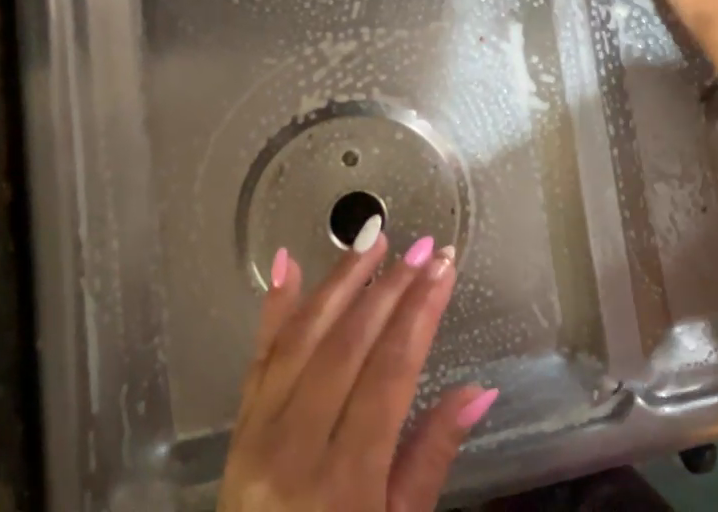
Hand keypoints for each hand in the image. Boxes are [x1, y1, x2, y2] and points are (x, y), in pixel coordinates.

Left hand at [216, 224, 497, 511]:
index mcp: (344, 479)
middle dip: (389, 288)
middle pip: (345, 347)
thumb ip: (432, 456)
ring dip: (339, 282)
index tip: (443, 267)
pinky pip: (258, 358)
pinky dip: (274, 308)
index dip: (419, 313)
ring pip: (301, 340)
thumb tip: (479, 391)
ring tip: (371, 238)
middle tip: (423, 245)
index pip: (388, 374)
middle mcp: (294, 448)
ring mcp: (258, 435)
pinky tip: (285, 262)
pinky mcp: (238, 430)